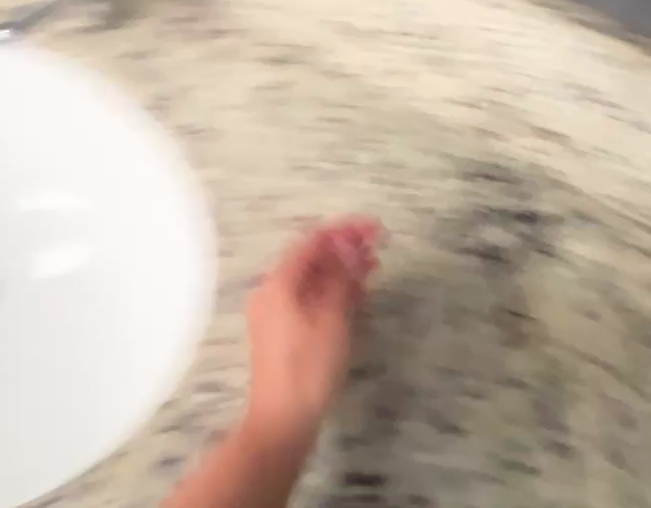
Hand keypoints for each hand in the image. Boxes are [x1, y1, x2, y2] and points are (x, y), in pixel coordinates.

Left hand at [241, 216, 383, 447]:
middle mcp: (273, 291)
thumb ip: (342, 277)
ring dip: (342, 269)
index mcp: (278, 282)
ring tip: (373, 265)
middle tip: (378, 245)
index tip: (374, 227)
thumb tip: (352, 246)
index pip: (313, 240)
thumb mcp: (332, 318)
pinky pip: (310, 297)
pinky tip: (357, 293)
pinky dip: (333, 291)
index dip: (345, 230)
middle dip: (345, 248)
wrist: (282, 423)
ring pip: (313, 278)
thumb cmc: (308, 368)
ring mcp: (277, 312)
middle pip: (312, 257)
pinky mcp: (285, 331)